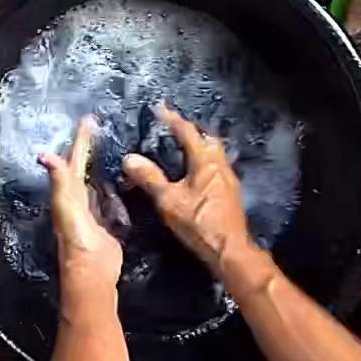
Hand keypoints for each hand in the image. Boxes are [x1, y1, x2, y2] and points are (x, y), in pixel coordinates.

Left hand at [39, 115, 123, 311]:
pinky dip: (114, 185)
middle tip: (100, 127)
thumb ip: (59, 179)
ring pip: (95, 179)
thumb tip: (44, 153)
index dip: (81, 139)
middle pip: (84, 165)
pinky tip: (123, 180)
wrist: (91, 271)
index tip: (89, 119)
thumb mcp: (66, 205)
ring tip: (111, 147)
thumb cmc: (78, 238)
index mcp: (68, 190)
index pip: (74, 158)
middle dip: (90, 147)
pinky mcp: (107, 221)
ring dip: (101, 164)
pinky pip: (110, 197)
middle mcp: (78, 197)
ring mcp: (92, 209)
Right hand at [121, 106, 259, 275]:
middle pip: (207, 138)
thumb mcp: (168, 201)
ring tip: (181, 148)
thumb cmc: (199, 223)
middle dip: (190, 130)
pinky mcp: (230, 192)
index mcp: (205, 161)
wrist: (229, 251)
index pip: (187, 132)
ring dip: (199, 146)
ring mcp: (229, 178)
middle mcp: (220, 164)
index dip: (172, 119)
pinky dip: (203, 161)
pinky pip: (216, 166)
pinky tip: (194, 172)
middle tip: (173, 128)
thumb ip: (150, 178)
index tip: (160, 109)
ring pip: (214, 153)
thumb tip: (130, 159)